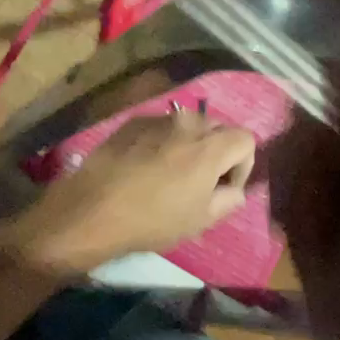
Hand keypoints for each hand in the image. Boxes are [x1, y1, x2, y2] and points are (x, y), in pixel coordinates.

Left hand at [0, 110, 257, 273]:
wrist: (93, 209)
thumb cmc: (152, 219)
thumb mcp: (200, 221)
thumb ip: (229, 200)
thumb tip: (233, 189)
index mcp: (210, 146)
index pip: (245, 139)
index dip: (242, 165)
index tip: (224, 188)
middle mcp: (187, 122)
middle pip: (218, 128)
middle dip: (218, 152)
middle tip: (201, 182)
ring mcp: (158, 118)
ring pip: (188, 124)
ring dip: (190, 144)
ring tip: (171, 173)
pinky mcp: (133, 121)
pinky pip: (161, 126)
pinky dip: (163, 141)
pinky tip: (145, 166)